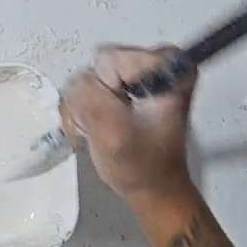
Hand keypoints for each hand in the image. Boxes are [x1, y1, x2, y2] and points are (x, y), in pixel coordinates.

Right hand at [61, 44, 198, 205]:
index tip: (122, 115)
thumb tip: (77, 82)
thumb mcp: (114, 135)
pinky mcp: (123, 85)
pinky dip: (85, 111)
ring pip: (87, 77)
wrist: (151, 186)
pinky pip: (86, 88)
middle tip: (108, 126)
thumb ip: (92, 99)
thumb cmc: (141, 165)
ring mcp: (137, 73)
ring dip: (86, 108)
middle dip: (95, 99)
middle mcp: (155, 61)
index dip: (107, 90)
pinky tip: (99, 127)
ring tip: (103, 130)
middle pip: (98, 65)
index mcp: (168, 65)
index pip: (110, 59)